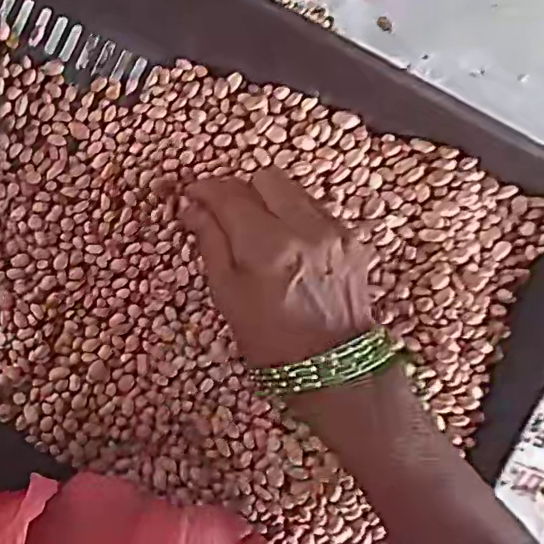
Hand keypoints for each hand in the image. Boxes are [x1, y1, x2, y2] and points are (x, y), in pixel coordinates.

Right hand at [179, 169, 377, 367]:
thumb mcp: (226, 293)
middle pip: (264, 178)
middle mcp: (304, 229)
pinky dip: (293, 216)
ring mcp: (333, 231)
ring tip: (255, 231)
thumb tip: (191, 205)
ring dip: (268, 200)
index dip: (205, 189)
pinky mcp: (352, 238)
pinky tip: (285, 245)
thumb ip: (210, 241)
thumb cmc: (269, 338)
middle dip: (240, 190)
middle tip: (224, 213)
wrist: (332, 366)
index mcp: (267, 246)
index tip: (193, 195)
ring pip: (292, 189)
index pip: (229, 194)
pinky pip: (314, 209)